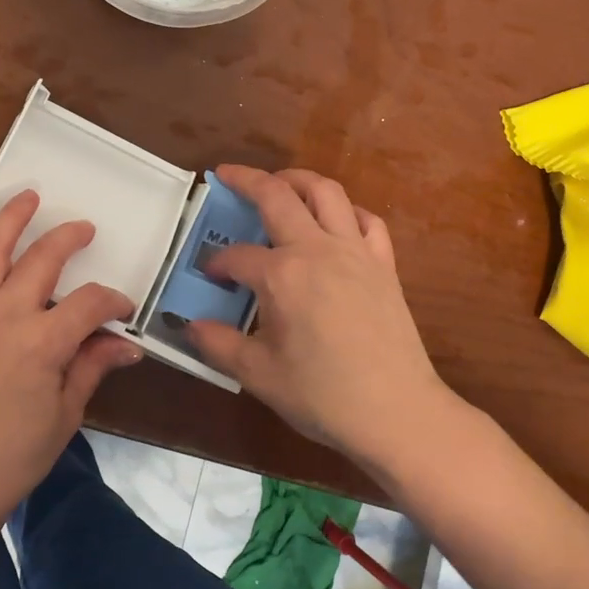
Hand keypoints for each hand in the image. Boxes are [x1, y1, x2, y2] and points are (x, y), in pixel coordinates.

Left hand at [0, 190, 142, 522]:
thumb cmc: (17, 455)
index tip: (123, 310)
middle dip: (68, 238)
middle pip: (40, 260)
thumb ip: (92, 366)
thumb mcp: (67, 413)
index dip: (112, 301)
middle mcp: (3, 316)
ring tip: (26, 197)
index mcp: (42, 341)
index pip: (88, 303)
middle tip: (84, 229)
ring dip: (7, 221)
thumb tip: (128, 344)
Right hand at [182, 165, 452, 452]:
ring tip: (279, 182)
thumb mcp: (258, 375)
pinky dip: (347, 211)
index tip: (210, 278)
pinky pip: (366, 220)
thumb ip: (219, 344)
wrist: (398, 413)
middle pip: (277, 195)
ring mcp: (355, 252)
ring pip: (326, 192)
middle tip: (226, 176)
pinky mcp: (384, 265)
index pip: (236, 256)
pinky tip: (335, 221)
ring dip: (297, 179)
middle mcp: (316, 249)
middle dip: (246, 180)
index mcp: (281, 275)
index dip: (217, 263)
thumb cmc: (323, 396)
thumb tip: (190, 325)